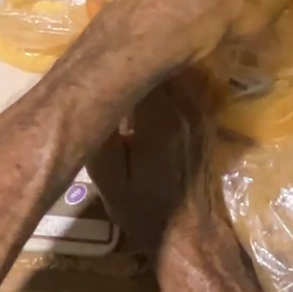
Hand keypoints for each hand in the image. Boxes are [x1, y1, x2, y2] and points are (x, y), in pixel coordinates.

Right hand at [88, 74, 225, 254]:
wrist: (189, 234)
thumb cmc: (142, 207)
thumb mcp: (106, 175)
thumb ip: (98, 131)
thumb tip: (88, 94)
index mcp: (161, 116)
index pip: (136, 64)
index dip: (112, 57)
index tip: (90, 59)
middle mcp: (186, 104)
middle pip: (156, 60)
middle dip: (128, 57)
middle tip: (99, 60)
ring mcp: (200, 108)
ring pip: (170, 68)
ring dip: (146, 65)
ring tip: (117, 69)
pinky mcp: (204, 115)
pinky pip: (180, 82)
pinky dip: (160, 77)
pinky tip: (139, 86)